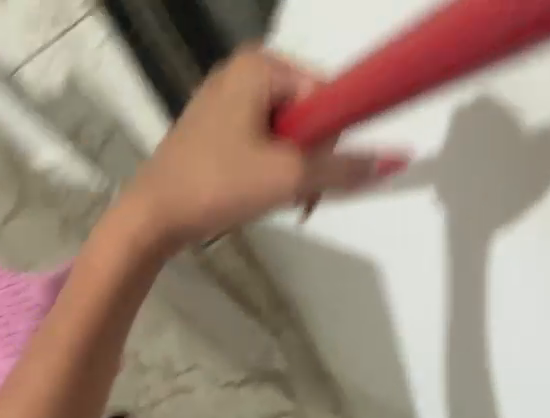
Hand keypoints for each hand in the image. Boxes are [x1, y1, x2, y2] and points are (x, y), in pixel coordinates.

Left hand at [111, 47, 406, 252]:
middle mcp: (239, 74)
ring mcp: (220, 104)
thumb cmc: (216, 187)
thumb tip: (399, 159)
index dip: (331, 137)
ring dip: (287, 173)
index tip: (315, 175)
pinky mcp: (208, 135)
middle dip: (307, 160)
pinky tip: (249, 198)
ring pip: (281, 136)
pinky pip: (256, 147)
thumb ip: (345, 168)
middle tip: (294, 198)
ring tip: (269, 201)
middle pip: (304, 115)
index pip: (325, 93)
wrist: (149, 220)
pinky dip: (263, 174)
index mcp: (259, 65)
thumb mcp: (289, 178)